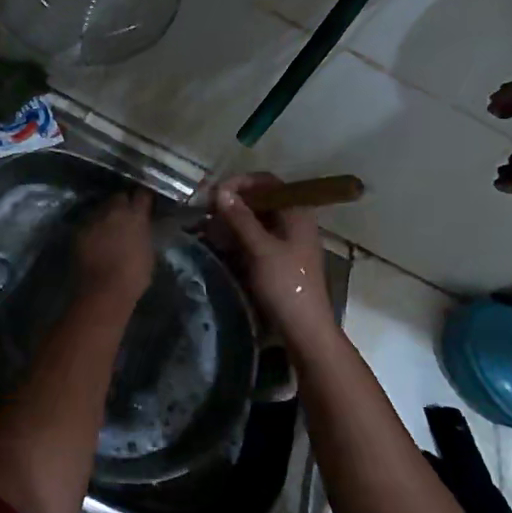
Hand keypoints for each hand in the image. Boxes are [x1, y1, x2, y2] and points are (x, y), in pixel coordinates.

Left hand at [74, 190, 154, 305]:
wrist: (102, 291)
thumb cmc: (133, 276)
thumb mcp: (148, 251)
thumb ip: (143, 231)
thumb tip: (141, 225)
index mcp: (135, 215)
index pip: (143, 193)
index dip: (144, 196)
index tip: (146, 201)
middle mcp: (113, 210)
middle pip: (119, 196)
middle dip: (123, 202)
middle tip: (126, 215)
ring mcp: (93, 217)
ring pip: (101, 208)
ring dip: (106, 214)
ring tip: (109, 227)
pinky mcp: (78, 228)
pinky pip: (88, 222)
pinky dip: (93, 227)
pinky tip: (95, 238)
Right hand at [214, 174, 336, 342]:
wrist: (304, 330)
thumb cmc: (287, 286)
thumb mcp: (260, 249)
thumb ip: (241, 218)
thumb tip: (221, 191)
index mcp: (297, 213)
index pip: (268, 182)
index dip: (241, 182)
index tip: (216, 193)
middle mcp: (293, 221)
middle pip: (260, 199)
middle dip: (232, 201)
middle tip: (207, 209)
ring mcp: (286, 240)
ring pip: (255, 218)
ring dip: (231, 219)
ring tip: (207, 226)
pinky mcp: (277, 257)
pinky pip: (254, 236)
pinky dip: (236, 235)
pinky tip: (217, 242)